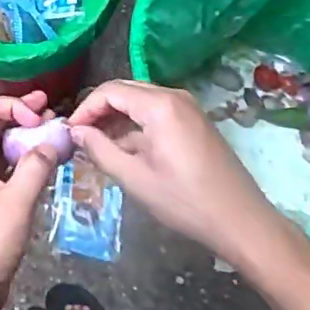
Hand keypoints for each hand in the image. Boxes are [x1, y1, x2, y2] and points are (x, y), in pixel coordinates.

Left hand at [0, 92, 61, 309]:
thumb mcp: (15, 202)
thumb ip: (37, 166)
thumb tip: (55, 139)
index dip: (14, 107)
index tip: (39, 119)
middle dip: (22, 114)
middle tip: (52, 109)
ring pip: (4, 146)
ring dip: (28, 135)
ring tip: (55, 131)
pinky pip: (10, 166)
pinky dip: (28, 158)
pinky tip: (49, 159)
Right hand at [68, 80, 282, 260]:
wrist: (240, 220)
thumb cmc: (185, 201)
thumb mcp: (135, 179)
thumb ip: (101, 150)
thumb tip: (77, 133)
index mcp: (159, 105)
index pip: (110, 91)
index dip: (85, 109)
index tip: (69, 132)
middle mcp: (174, 95)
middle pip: (125, 90)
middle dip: (99, 110)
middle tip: (79, 138)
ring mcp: (187, 106)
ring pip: (140, 100)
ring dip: (117, 117)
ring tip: (97, 145)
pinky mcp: (194, 120)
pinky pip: (157, 111)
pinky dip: (136, 123)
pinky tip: (125, 148)